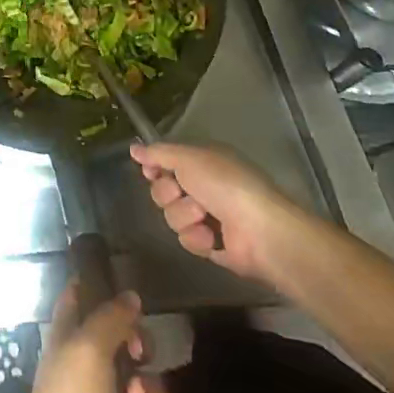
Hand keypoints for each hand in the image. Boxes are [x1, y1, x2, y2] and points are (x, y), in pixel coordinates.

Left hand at [27, 284, 167, 392]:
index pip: (78, 296)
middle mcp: (87, 362)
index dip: (97, 284)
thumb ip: (109, 317)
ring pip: (142, 374)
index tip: (125, 281)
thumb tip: (131, 294)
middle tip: (139, 351)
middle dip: (138, 341)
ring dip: (150, 384)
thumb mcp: (86, 348)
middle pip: (121, 335)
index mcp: (66, 335)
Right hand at [131, 141, 307, 280]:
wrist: (260, 230)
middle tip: (183, 192)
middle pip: (162, 190)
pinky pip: (186, 239)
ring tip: (204, 218)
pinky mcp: (210, 244)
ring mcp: (207, 216)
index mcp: (201, 163)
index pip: (165, 162)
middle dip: (169, 194)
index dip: (154, 167)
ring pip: (172, 216)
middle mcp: (203, 187)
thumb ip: (158, 153)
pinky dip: (196, 238)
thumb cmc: (226, 184)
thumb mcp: (189, 158)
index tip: (150, 171)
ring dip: (184, 216)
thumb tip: (133, 148)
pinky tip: (211, 238)